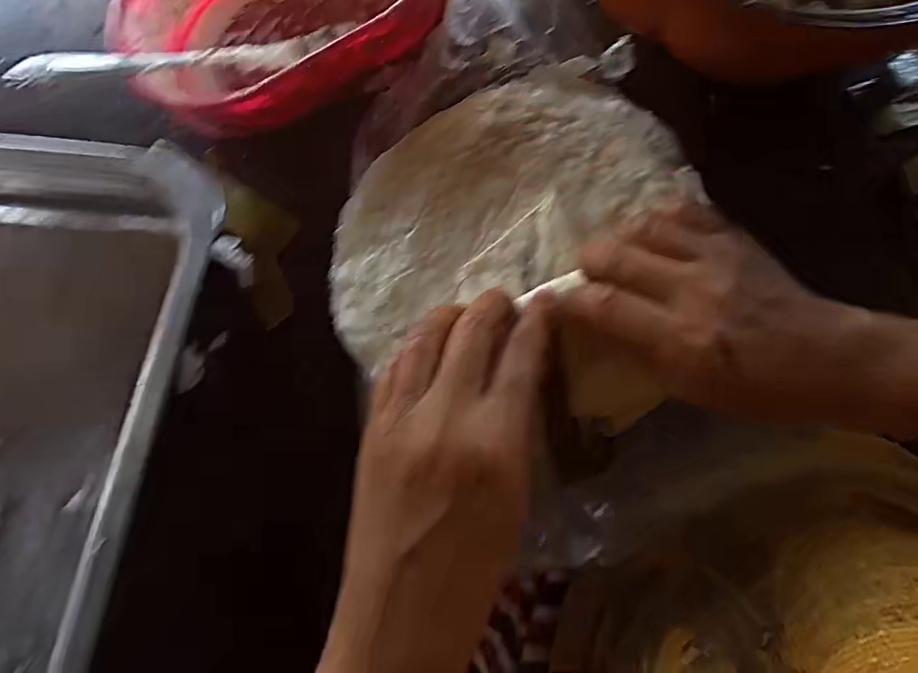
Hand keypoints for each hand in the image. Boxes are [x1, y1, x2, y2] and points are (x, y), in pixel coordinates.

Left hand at [319, 291, 550, 672]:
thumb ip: (515, 428)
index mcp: (494, 446)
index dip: (536, 321)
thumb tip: (518, 372)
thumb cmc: (474, 572)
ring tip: (466, 311)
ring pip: (427, 337)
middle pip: (472, 332)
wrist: (396, 619)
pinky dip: (416, 345)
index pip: (521, 358)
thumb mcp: (516, 499)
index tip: (545, 301)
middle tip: (505, 298)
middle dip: (494, 305)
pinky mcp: (371, 427)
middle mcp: (446, 418)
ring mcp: (400, 419)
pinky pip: (395, 366)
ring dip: (451, 315)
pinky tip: (427, 344)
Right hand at [555, 198, 879, 422]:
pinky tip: (658, 234)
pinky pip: (681, 210)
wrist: (829, 358)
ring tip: (624, 253)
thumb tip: (597, 321)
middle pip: (612, 253)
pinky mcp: (733, 235)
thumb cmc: (759, 390)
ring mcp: (714, 256)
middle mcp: (692, 290)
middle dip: (588, 262)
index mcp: (682, 339)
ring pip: (641, 224)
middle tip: (590, 275)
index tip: (555, 299)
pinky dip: (659, 219)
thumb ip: (641, 351)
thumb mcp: (693, 389)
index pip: (602, 305)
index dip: (568, 299)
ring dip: (622, 238)